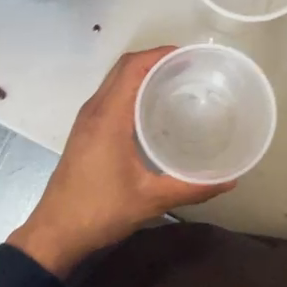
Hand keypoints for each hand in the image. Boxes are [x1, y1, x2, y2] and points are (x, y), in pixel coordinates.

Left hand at [6, 47, 234, 276]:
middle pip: (124, 68)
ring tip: (177, 83)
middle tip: (191, 69)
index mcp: (108, 117)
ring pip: (115, 82)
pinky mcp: (85, 132)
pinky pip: (110, 98)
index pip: (133, 67)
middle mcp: (94, 110)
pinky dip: (132, 91)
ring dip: (142, 75)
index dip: (161, 54)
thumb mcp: (151, 199)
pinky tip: (154, 111)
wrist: (56, 232)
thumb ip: (192, 187)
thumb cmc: (100, 211)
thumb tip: (229, 179)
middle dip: (156, 60)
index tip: (191, 56)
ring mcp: (86, 121)